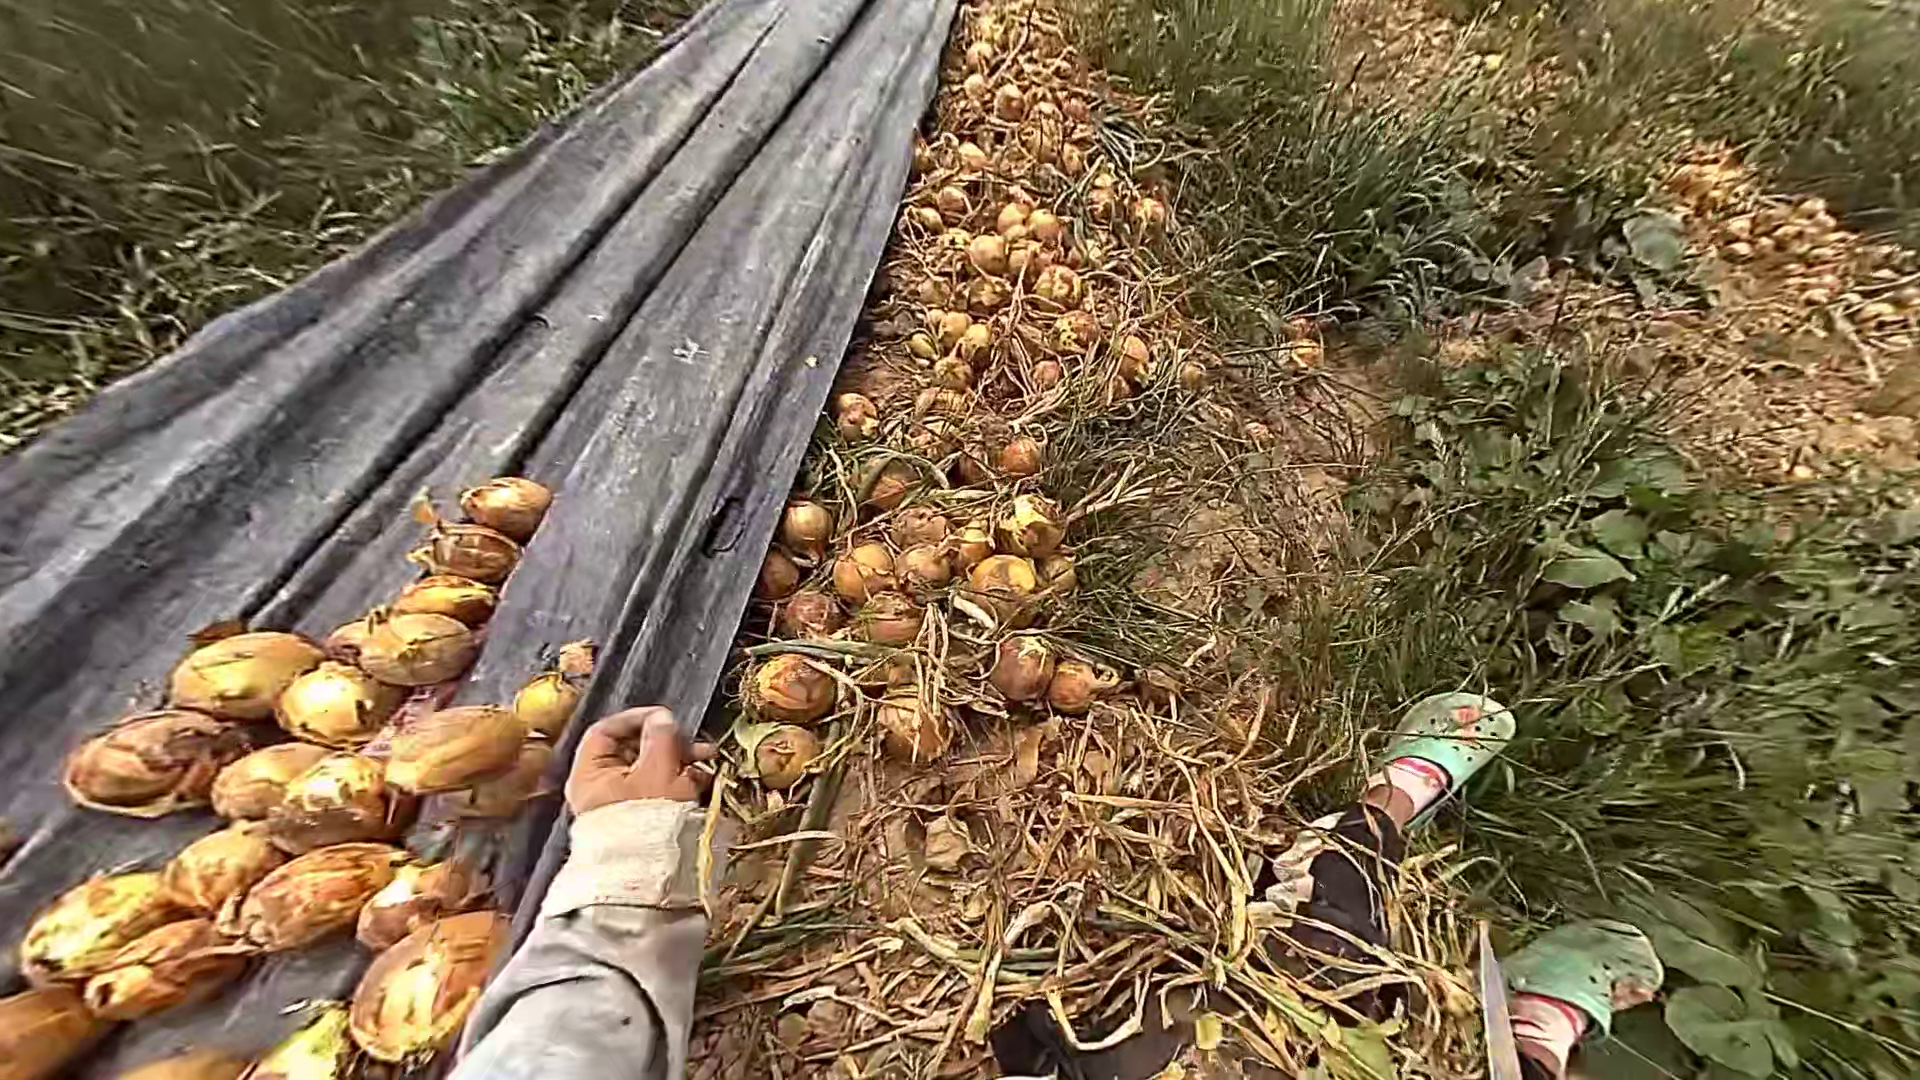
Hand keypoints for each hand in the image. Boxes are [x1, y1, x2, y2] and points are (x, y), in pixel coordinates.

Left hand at [564, 706, 715, 813]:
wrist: (649, 876)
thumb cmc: (646, 817)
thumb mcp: (658, 768)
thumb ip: (661, 736)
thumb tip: (662, 718)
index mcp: (592, 772)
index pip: (606, 730)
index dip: (636, 718)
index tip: (665, 717)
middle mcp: (603, 785)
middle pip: (634, 747)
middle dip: (670, 740)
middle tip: (694, 743)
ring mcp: (624, 801)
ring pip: (654, 765)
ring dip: (683, 758)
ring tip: (709, 759)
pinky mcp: (644, 814)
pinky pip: (663, 786)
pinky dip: (684, 778)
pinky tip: (705, 778)